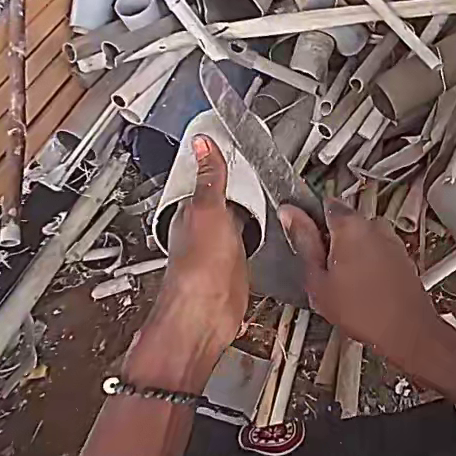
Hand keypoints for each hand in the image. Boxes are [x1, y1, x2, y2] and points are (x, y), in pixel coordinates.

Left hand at [124, 135, 247, 393]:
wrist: (207, 312)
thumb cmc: (199, 268)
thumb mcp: (209, 211)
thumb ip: (211, 178)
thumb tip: (203, 143)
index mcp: (193, 212)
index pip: (205, 177)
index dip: (216, 161)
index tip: (227, 142)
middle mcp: (205, 229)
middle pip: (221, 198)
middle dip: (232, 183)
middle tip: (247, 161)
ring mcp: (221, 248)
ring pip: (234, 218)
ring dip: (244, 206)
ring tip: (258, 188)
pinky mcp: (237, 266)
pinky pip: (247, 241)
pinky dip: (254, 231)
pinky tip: (262, 227)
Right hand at [279, 198, 450, 372]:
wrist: (406, 331)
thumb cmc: (363, 310)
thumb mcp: (318, 278)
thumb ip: (303, 240)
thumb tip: (289, 214)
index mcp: (350, 225)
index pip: (323, 203)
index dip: (308, 220)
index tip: (302, 237)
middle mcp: (374, 225)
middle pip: (343, 221)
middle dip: (330, 240)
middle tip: (321, 269)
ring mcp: (391, 240)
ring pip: (360, 238)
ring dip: (350, 252)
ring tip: (342, 283)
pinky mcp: (402, 256)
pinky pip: (377, 251)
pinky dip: (368, 263)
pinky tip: (362, 288)